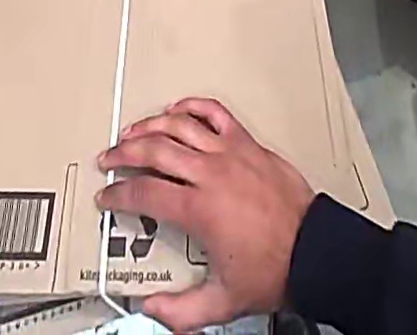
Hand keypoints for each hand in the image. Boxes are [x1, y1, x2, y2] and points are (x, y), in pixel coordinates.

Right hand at [97, 97, 316, 331]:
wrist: (309, 247)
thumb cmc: (271, 268)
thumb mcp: (220, 302)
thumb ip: (179, 310)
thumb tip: (151, 307)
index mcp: (199, 209)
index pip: (144, 192)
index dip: (118, 194)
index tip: (107, 197)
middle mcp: (211, 174)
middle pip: (155, 150)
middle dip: (125, 153)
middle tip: (110, 158)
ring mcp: (230, 152)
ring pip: (181, 125)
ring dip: (152, 124)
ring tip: (134, 130)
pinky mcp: (247, 142)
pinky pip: (216, 113)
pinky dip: (195, 105)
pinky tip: (179, 108)